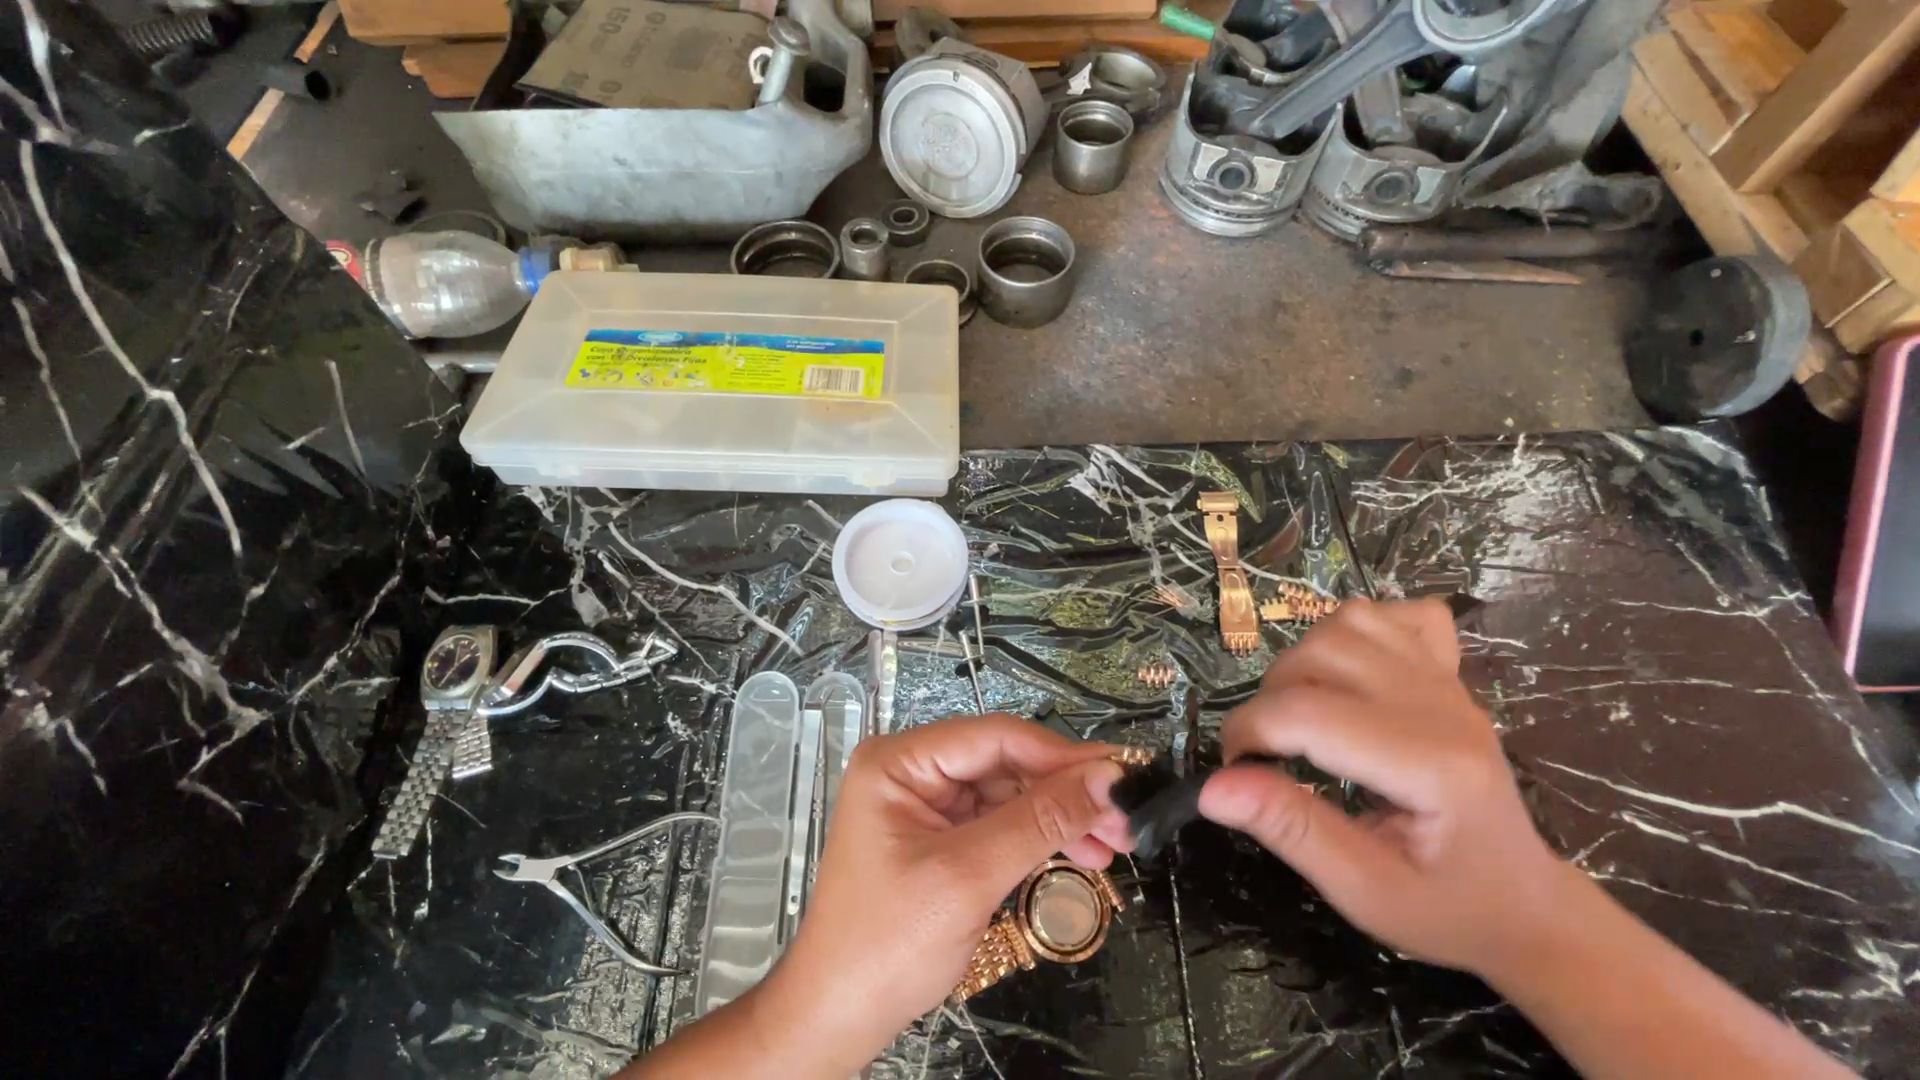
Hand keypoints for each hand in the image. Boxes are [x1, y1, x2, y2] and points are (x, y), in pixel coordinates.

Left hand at [748, 714, 1132, 1074]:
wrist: (839, 1016)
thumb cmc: (889, 943)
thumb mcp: (969, 876)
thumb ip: (1040, 822)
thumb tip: (1109, 779)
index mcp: (900, 761)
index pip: (994, 737)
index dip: (1061, 754)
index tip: (1121, 774)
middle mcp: (912, 771)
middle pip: (1005, 763)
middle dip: (1065, 792)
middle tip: (1125, 818)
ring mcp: (926, 804)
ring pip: (1009, 794)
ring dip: (1060, 818)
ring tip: (1114, 844)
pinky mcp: (940, 837)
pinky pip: (1000, 823)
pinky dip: (1039, 839)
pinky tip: (1080, 853)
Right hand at [1197, 598, 1581, 976]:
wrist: (1525, 905)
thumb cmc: (1446, 910)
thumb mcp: (1363, 891)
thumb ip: (1290, 829)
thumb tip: (1211, 788)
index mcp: (1429, 765)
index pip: (1309, 713)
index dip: (1247, 732)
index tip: (1233, 771)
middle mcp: (1442, 708)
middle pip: (1322, 654)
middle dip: (1269, 698)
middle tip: (1268, 751)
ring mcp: (1448, 684)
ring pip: (1349, 622)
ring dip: (1302, 660)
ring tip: (1300, 713)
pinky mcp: (1448, 675)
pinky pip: (1396, 616)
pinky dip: (1354, 630)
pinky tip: (1347, 674)